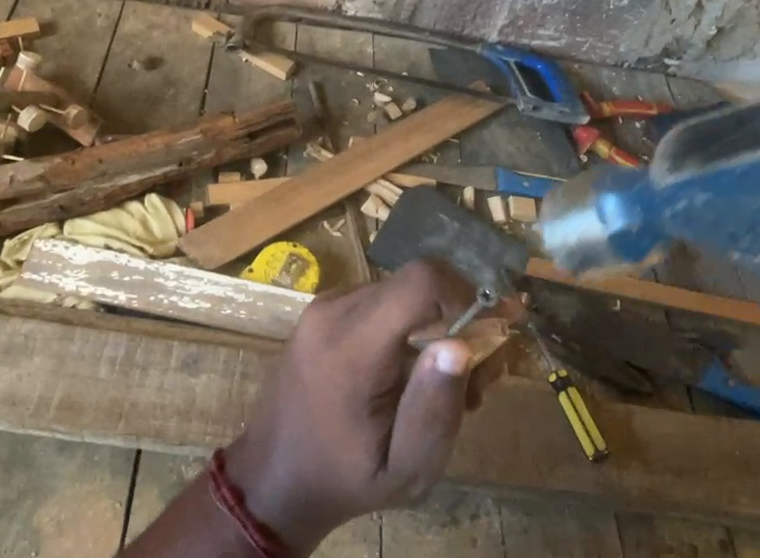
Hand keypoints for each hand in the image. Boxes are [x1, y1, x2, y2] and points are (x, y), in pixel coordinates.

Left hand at [223, 260, 502, 553]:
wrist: (274, 477)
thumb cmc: (344, 479)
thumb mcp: (404, 471)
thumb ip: (435, 411)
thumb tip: (461, 345)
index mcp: (352, 346)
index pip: (421, 280)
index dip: (466, 298)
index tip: (486, 344)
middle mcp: (336, 310)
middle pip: (419, 284)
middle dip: (460, 322)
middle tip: (476, 382)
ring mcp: (327, 304)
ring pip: (405, 291)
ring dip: (437, 328)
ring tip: (444, 389)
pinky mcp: (326, 308)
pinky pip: (384, 300)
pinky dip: (411, 326)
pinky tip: (412, 374)